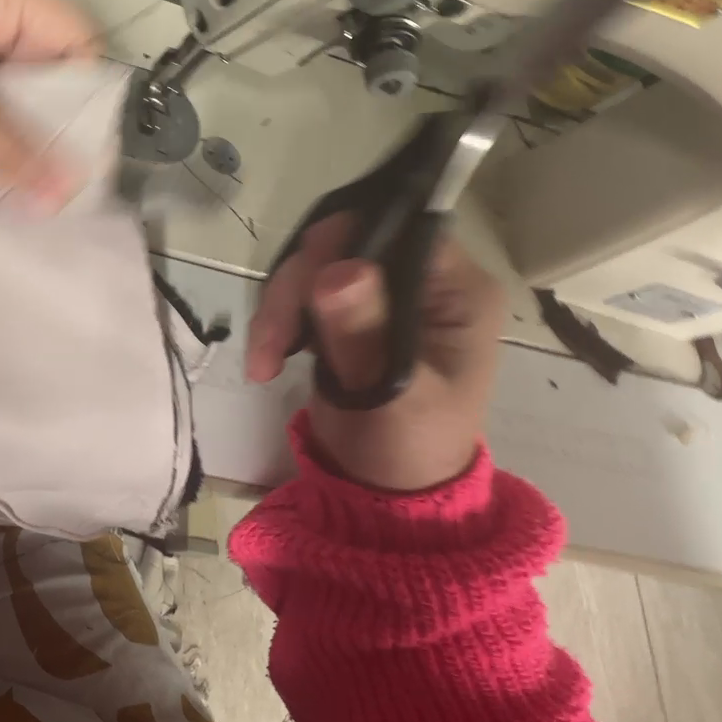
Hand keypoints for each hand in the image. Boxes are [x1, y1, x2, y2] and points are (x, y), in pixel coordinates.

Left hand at [0, 0, 98, 204]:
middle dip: (45, 118)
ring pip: (8, 78)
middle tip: (51, 180)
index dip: (82, 101)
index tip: (79, 161)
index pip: (76, 40)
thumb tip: (66, 194)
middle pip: (44, 61)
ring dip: (10, 124)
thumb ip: (7, 149)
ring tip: (21, 178)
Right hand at [245, 214, 505, 491]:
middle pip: (344, 245)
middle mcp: (422, 281)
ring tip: (264, 361)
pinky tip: (267, 360)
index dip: (343, 244)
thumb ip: (364, 331)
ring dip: (278, 311)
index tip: (299, 286)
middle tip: (271, 342)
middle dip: (296, 289)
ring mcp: (382, 296)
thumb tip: (340, 270)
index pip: (398, 232)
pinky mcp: (347, 313)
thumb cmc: (407, 447)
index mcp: (456, 290)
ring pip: (313, 268)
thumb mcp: (391, 394)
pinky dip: (275, 323)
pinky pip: (300, 294)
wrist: (383, 489)